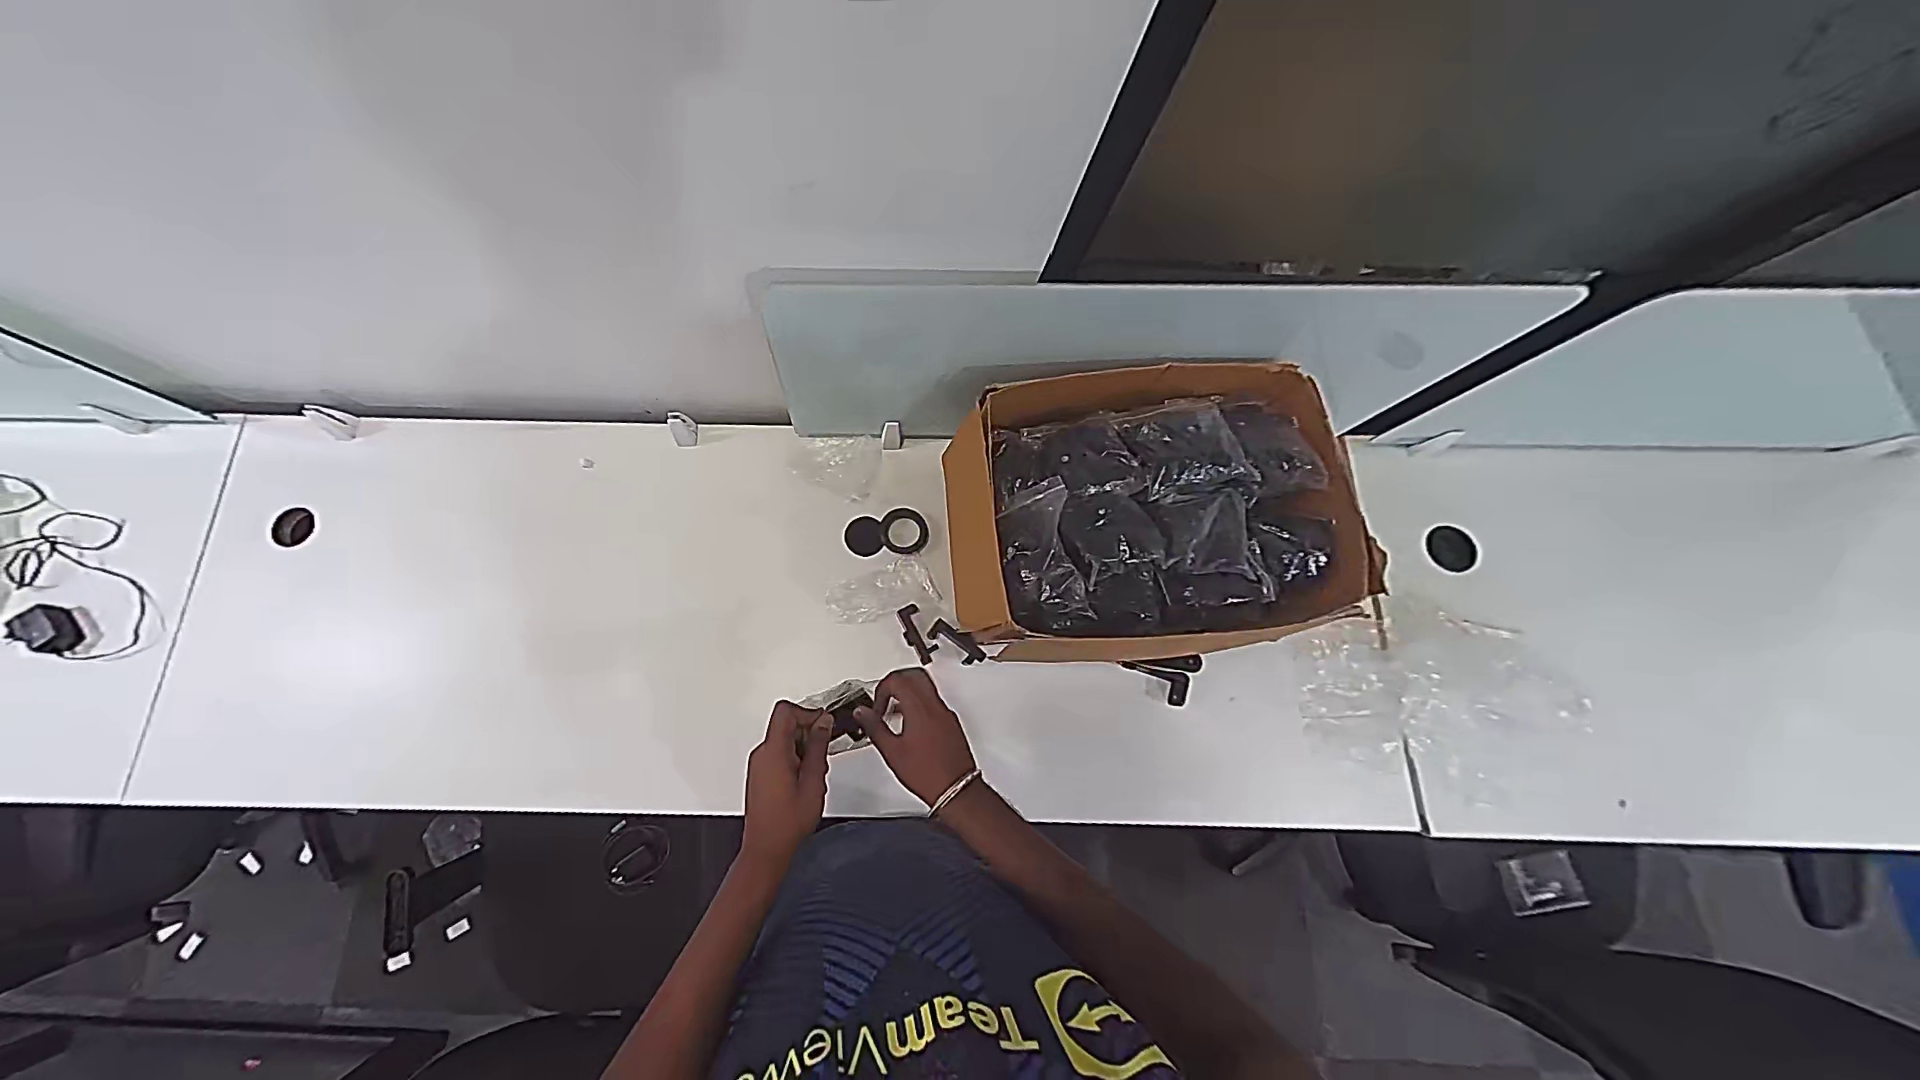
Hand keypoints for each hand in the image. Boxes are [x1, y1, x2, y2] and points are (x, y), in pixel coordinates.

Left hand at [742, 701, 831, 865]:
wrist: (766, 848)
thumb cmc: (786, 822)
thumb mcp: (813, 780)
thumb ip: (818, 747)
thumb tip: (823, 723)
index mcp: (773, 752)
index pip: (786, 711)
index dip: (808, 713)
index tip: (824, 726)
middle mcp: (762, 754)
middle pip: (786, 723)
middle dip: (809, 732)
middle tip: (823, 752)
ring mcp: (759, 764)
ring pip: (784, 738)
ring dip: (804, 747)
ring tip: (815, 771)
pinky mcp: (760, 772)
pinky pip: (779, 752)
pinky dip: (795, 757)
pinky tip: (806, 778)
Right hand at [855, 668, 977, 807]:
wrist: (956, 789)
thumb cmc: (928, 774)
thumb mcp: (892, 752)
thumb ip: (874, 727)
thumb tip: (862, 713)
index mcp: (920, 709)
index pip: (899, 679)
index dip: (882, 689)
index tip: (877, 706)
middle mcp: (936, 707)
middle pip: (915, 675)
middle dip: (895, 682)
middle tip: (884, 698)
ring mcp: (946, 713)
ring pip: (926, 686)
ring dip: (908, 692)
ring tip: (893, 713)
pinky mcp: (951, 722)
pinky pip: (934, 701)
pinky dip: (919, 704)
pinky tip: (909, 724)